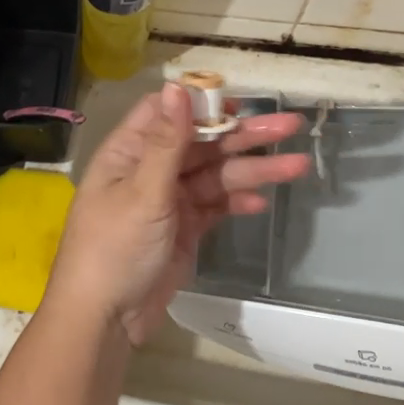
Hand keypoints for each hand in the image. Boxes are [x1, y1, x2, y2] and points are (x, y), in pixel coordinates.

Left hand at [46, 82, 309, 346]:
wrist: (105, 318)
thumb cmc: (115, 247)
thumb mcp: (142, 191)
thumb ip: (167, 142)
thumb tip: (177, 86)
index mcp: (127, 153)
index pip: (165, 113)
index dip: (201, 104)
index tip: (239, 101)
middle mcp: (147, 171)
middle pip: (199, 144)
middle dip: (242, 136)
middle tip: (289, 126)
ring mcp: (166, 202)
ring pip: (212, 176)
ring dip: (251, 170)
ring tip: (298, 165)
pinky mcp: (182, 230)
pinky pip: (213, 207)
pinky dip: (235, 202)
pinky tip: (262, 200)